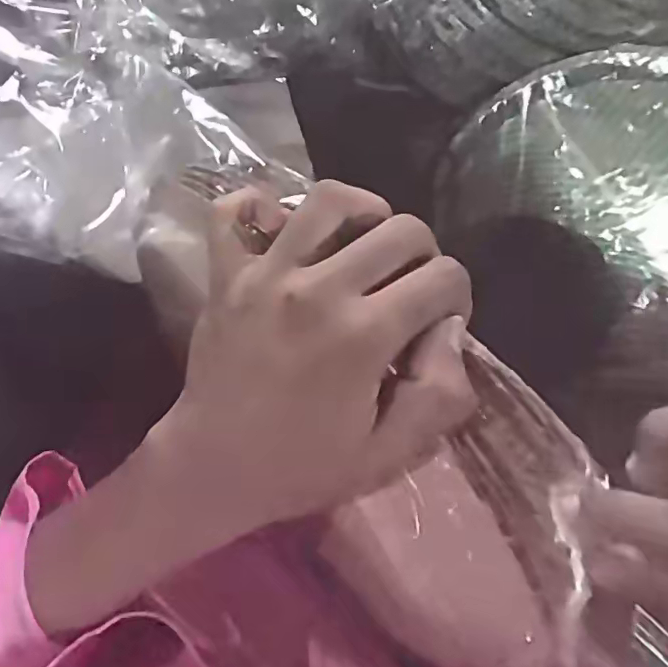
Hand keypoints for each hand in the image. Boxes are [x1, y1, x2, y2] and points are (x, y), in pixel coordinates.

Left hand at [28, 181, 475, 635]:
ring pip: (329, 199)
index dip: (456, 296)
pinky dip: (260, 205)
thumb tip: (449, 331)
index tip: (438, 321)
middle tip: (408, 285)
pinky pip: (234, 210)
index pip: (443, 277)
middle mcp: (318, 289)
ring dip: (362, 211)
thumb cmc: (301, 466)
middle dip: (424, 254)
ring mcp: (266, 273)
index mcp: (364, 335)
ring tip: (362, 242)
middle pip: (401, 229)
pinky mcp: (226, 272)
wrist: (211, 467)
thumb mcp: (387, 454)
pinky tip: (285, 228)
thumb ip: (438, 394)